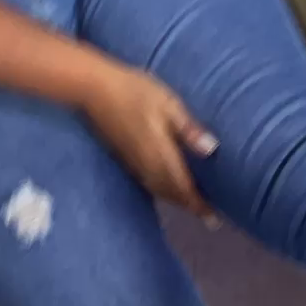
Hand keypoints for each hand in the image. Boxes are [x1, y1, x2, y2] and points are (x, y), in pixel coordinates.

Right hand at [80, 64, 217, 217]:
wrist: (91, 87)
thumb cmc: (134, 91)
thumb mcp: (168, 105)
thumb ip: (189, 129)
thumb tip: (213, 149)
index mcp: (162, 156)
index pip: (184, 189)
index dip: (200, 206)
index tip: (214, 218)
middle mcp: (148, 167)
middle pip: (173, 195)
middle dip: (191, 207)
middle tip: (208, 217)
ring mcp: (135, 164)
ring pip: (160, 191)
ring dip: (177, 201)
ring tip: (192, 206)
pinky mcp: (125, 159)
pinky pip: (149, 184)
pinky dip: (163, 191)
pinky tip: (168, 188)